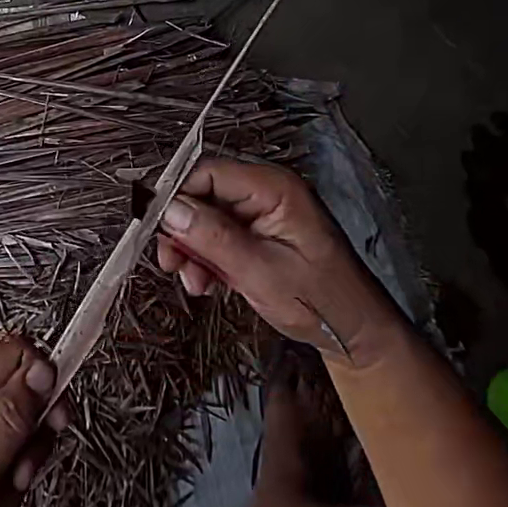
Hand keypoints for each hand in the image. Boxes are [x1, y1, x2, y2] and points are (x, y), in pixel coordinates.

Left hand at [0, 337, 71, 506]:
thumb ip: (13, 414)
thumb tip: (45, 368)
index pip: (21, 354)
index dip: (45, 383)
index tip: (54, 418)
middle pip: (24, 393)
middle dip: (32, 435)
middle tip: (20, 469)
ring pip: (18, 430)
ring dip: (18, 467)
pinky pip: (3, 457)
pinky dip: (4, 484)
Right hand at [157, 157, 404, 366]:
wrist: (354, 333)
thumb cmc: (321, 301)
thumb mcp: (260, 271)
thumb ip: (212, 238)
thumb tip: (169, 209)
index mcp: (273, 188)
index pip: (208, 173)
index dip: (176, 195)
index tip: (153, 224)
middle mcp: (264, 194)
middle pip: (203, 196)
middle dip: (182, 230)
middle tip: (169, 262)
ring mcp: (260, 215)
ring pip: (205, 219)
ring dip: (191, 250)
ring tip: (193, 281)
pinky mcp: (256, 235)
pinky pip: (217, 237)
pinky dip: (206, 259)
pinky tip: (206, 283)